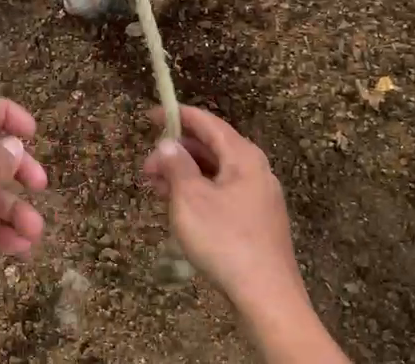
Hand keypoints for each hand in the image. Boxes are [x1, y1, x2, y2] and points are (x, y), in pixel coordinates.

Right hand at [141, 105, 306, 318]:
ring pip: (215, 173)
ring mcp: (259, 198)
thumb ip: (175, 164)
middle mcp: (256, 171)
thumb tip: (168, 144)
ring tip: (156, 189)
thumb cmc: (224, 239)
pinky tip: (179, 208)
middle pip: (211, 148)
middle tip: (147, 168)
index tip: (149, 116)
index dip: (176, 115)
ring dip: (184, 174)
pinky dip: (198, 192)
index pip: (207, 122)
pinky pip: (223, 193)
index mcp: (243, 157)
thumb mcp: (189, 197)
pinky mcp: (258, 222)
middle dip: (176, 152)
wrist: (267, 299)